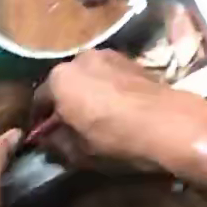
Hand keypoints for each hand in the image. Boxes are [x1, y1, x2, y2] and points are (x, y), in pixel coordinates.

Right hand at [37, 49, 206, 168]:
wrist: (167, 122)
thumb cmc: (115, 139)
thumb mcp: (79, 152)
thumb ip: (56, 142)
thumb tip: (48, 139)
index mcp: (59, 79)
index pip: (39, 100)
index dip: (40, 120)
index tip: (44, 136)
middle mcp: (79, 58)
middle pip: (65, 82)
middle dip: (65, 101)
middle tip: (72, 125)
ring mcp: (107, 54)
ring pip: (88, 75)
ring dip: (88, 91)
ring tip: (98, 114)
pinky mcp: (130, 58)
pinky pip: (109, 74)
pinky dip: (108, 86)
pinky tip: (118, 106)